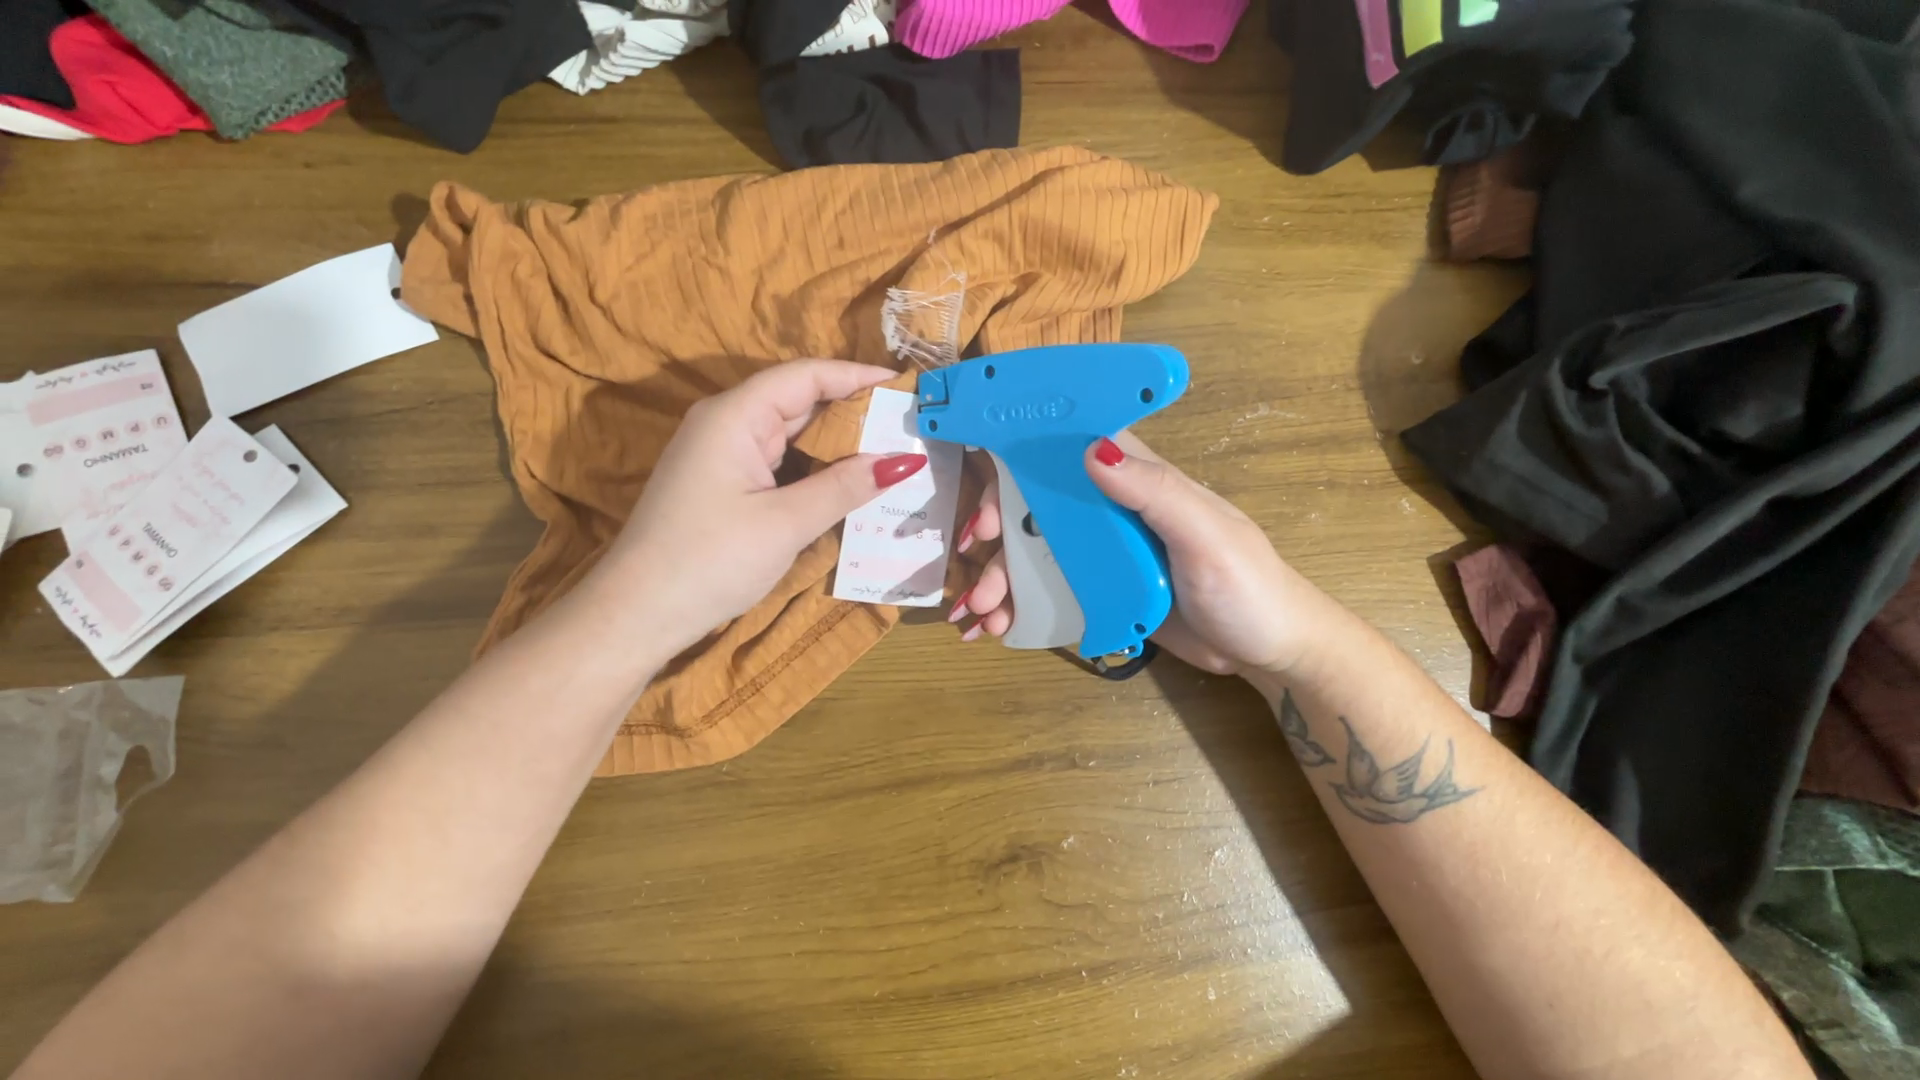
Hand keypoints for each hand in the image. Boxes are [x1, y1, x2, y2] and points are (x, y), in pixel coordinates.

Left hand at [591, 360, 928, 659]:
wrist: (637, 613)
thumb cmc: (710, 560)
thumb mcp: (785, 524)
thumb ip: (844, 487)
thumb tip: (903, 460)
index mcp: (735, 416)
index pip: (805, 376)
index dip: (856, 375)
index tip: (905, 386)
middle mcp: (726, 424)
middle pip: (799, 401)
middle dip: (853, 411)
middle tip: (908, 425)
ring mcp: (721, 455)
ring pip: (791, 434)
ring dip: (837, 443)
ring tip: (892, 453)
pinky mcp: (722, 485)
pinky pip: (778, 463)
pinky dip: (814, 468)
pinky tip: (848, 485)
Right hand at [951, 432, 1336, 677]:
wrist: (1266, 650)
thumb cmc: (1247, 585)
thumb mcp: (1206, 536)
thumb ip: (1155, 492)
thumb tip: (1091, 451)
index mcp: (1140, 482)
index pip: (1070, 451)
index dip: (1022, 462)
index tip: (990, 495)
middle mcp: (1114, 510)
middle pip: (1039, 505)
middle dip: (998, 530)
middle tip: (974, 560)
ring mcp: (1104, 554)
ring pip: (1037, 552)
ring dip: (1001, 577)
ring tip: (979, 615)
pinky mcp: (1102, 591)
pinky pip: (1050, 590)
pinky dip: (1018, 606)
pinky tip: (996, 628)